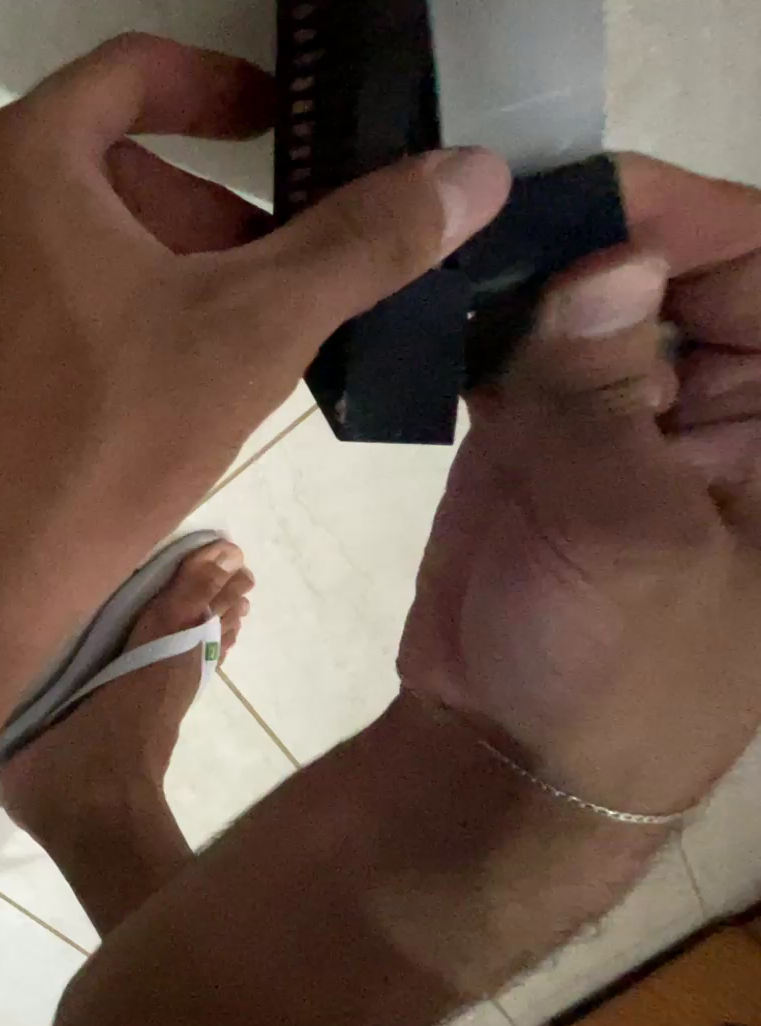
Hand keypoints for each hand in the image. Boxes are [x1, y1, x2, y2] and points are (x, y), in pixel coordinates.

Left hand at [0, 33, 511, 670]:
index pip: (128, 75)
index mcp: (15, 162)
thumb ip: (363, 239)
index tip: (275, 128)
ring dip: (139, 264)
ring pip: (50, 239)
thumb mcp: (251, 330)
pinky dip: (78, 310)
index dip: (217, 88)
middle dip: (188, 202)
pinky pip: (10, 298)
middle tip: (258, 263)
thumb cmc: (98, 435)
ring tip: (206, 335)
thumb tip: (468, 172)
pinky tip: (126, 382)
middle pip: (90, 164)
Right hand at [399, 157, 760, 815]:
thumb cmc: (615, 658)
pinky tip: (405, 321)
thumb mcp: (623, 530)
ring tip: (415, 262)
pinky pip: (500, 357)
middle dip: (565, 241)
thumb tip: (598, 264)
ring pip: (564, 308)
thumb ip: (601, 399)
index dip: (672, 220)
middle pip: (655, 270)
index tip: (557, 196)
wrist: (512, 733)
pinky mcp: (526, 434)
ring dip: (496, 287)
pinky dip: (455, 335)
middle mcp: (717, 392)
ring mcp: (611, 410)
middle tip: (454, 221)